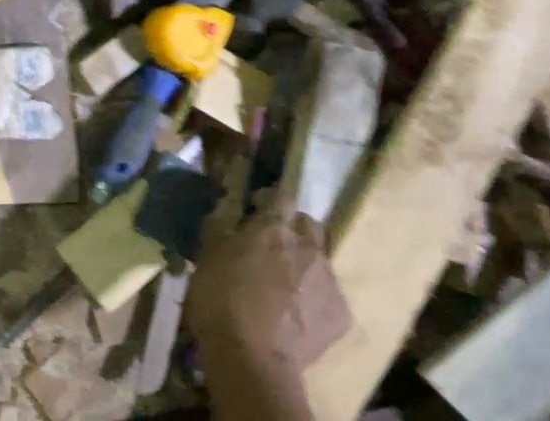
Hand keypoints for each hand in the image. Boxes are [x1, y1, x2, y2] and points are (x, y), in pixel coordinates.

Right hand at [186, 197, 351, 420]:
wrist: (250, 355)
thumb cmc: (218, 296)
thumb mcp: (207, 252)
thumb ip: (223, 225)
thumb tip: (230, 207)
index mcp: (274, 229)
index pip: (282, 195)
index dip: (268, 198)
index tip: (254, 207)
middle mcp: (309, 248)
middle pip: (309, 224)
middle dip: (292, 227)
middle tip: (270, 243)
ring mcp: (330, 281)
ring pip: (319, 259)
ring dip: (302, 262)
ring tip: (280, 283)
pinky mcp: (341, 313)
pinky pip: (327, 292)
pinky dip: (311, 294)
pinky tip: (292, 310)